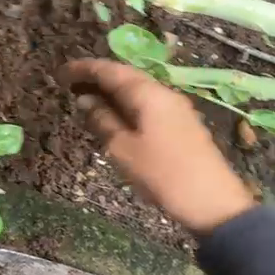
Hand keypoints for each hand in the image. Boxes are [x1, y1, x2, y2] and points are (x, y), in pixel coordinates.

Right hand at [59, 59, 255, 234]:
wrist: (215, 205)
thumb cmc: (163, 175)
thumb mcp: (123, 149)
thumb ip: (102, 120)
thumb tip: (85, 100)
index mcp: (147, 94)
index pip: (109, 70)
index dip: (83, 69)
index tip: (59, 73)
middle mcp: (163, 93)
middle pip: (125, 76)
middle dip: (96, 78)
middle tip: (69, 85)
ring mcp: (175, 108)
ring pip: (137, 90)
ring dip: (111, 91)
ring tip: (86, 99)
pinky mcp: (181, 124)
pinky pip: (147, 103)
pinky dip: (125, 104)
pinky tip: (114, 116)